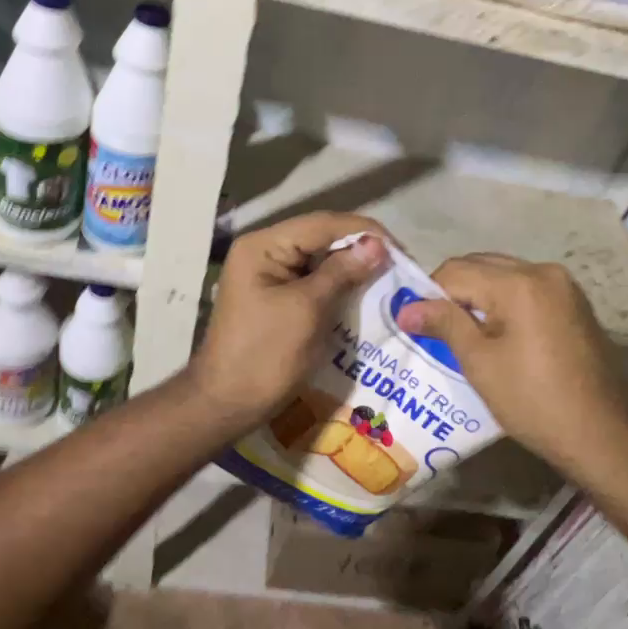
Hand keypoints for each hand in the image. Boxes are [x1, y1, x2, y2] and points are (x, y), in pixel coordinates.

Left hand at [186, 212, 389, 432]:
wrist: (226, 404)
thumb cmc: (265, 356)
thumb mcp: (307, 310)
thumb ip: (341, 272)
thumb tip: (378, 244)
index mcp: (263, 246)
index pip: (322, 224)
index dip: (363, 231)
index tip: (401, 249)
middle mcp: (263, 251)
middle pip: (320, 237)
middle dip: (360, 247)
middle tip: (399, 264)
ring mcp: (268, 274)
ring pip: (319, 258)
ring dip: (351, 266)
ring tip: (388, 276)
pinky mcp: (275, 296)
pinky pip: (312, 280)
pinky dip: (338, 284)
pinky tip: (363, 293)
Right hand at [397, 254, 627, 471]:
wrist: (605, 436)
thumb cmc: (535, 401)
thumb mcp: (480, 363)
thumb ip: (444, 324)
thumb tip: (406, 308)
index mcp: (519, 282)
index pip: (456, 271)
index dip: (429, 294)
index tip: (414, 324)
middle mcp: (543, 271)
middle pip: (481, 266)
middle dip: (454, 292)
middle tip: (434, 328)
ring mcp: (564, 286)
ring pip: (504, 276)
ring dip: (479, 296)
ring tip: (461, 333)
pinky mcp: (574, 304)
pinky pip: (526, 290)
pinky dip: (504, 303)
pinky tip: (496, 335)